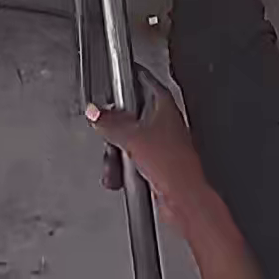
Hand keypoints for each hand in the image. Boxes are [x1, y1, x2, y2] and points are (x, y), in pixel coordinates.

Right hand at [86, 65, 205, 200]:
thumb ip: (110, 123)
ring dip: (116, 152)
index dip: (129, 77)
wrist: (184, 201)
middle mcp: (164, 121)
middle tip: (106, 134)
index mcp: (164, 105)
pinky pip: (132, 159)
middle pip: (130, 114)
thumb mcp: (133, 138)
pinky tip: (118, 176)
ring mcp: (160, 143)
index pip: (144, 80)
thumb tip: (94, 112)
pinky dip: (122, 167)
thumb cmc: (172, 164)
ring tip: (112, 164)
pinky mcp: (156, 164)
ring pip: (129, 139)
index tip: (116, 77)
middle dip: (115, 128)